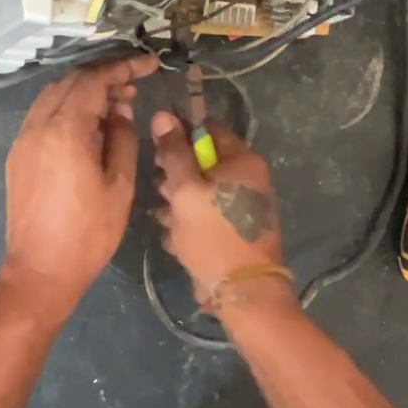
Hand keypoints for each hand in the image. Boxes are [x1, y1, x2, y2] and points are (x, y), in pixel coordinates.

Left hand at [3, 54, 160, 304]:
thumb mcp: (119, 185)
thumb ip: (122, 138)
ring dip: (83, 89)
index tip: (148, 65)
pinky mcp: (17, 155)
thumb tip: (120, 109)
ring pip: (52, 95)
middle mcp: (38, 126)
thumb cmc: (88, 233)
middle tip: (134, 81)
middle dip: (103, 74)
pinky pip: (42, 115)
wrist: (40, 270)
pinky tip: (87, 121)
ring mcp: (23, 139)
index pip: (94, 81)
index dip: (123, 68)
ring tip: (115, 99)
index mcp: (65, 130)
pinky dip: (66, 106)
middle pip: (69, 81)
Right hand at [150, 112, 288, 310]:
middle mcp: (250, 179)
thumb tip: (162, 115)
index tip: (157, 150)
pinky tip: (175, 236)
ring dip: (179, 201)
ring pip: (203, 191)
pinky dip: (191, 221)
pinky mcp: (237, 230)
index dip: (179, 135)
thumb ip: (173, 152)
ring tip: (164, 218)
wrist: (242, 292)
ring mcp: (245, 206)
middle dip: (177, 174)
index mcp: (244, 161)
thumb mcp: (185, 190)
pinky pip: (209, 215)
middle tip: (160, 189)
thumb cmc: (212, 235)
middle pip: (205, 162)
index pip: (207, 130)